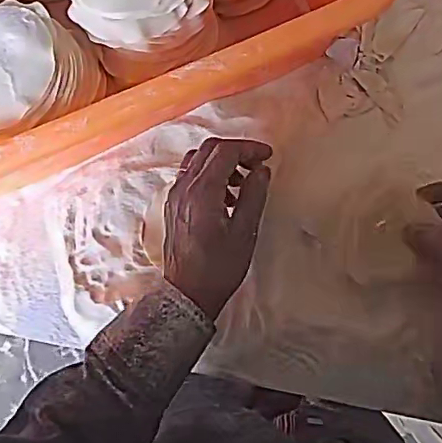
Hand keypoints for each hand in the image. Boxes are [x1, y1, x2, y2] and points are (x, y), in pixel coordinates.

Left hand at [162, 138, 272, 318]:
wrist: (187, 294)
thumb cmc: (218, 267)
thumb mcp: (245, 232)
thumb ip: (254, 195)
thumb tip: (262, 171)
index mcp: (202, 192)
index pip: (225, 152)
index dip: (250, 148)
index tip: (268, 156)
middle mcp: (184, 188)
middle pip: (209, 149)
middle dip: (236, 151)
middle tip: (258, 165)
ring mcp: (175, 196)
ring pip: (198, 161)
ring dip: (223, 162)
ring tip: (243, 183)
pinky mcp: (173, 206)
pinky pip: (191, 176)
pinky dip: (211, 175)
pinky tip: (226, 197)